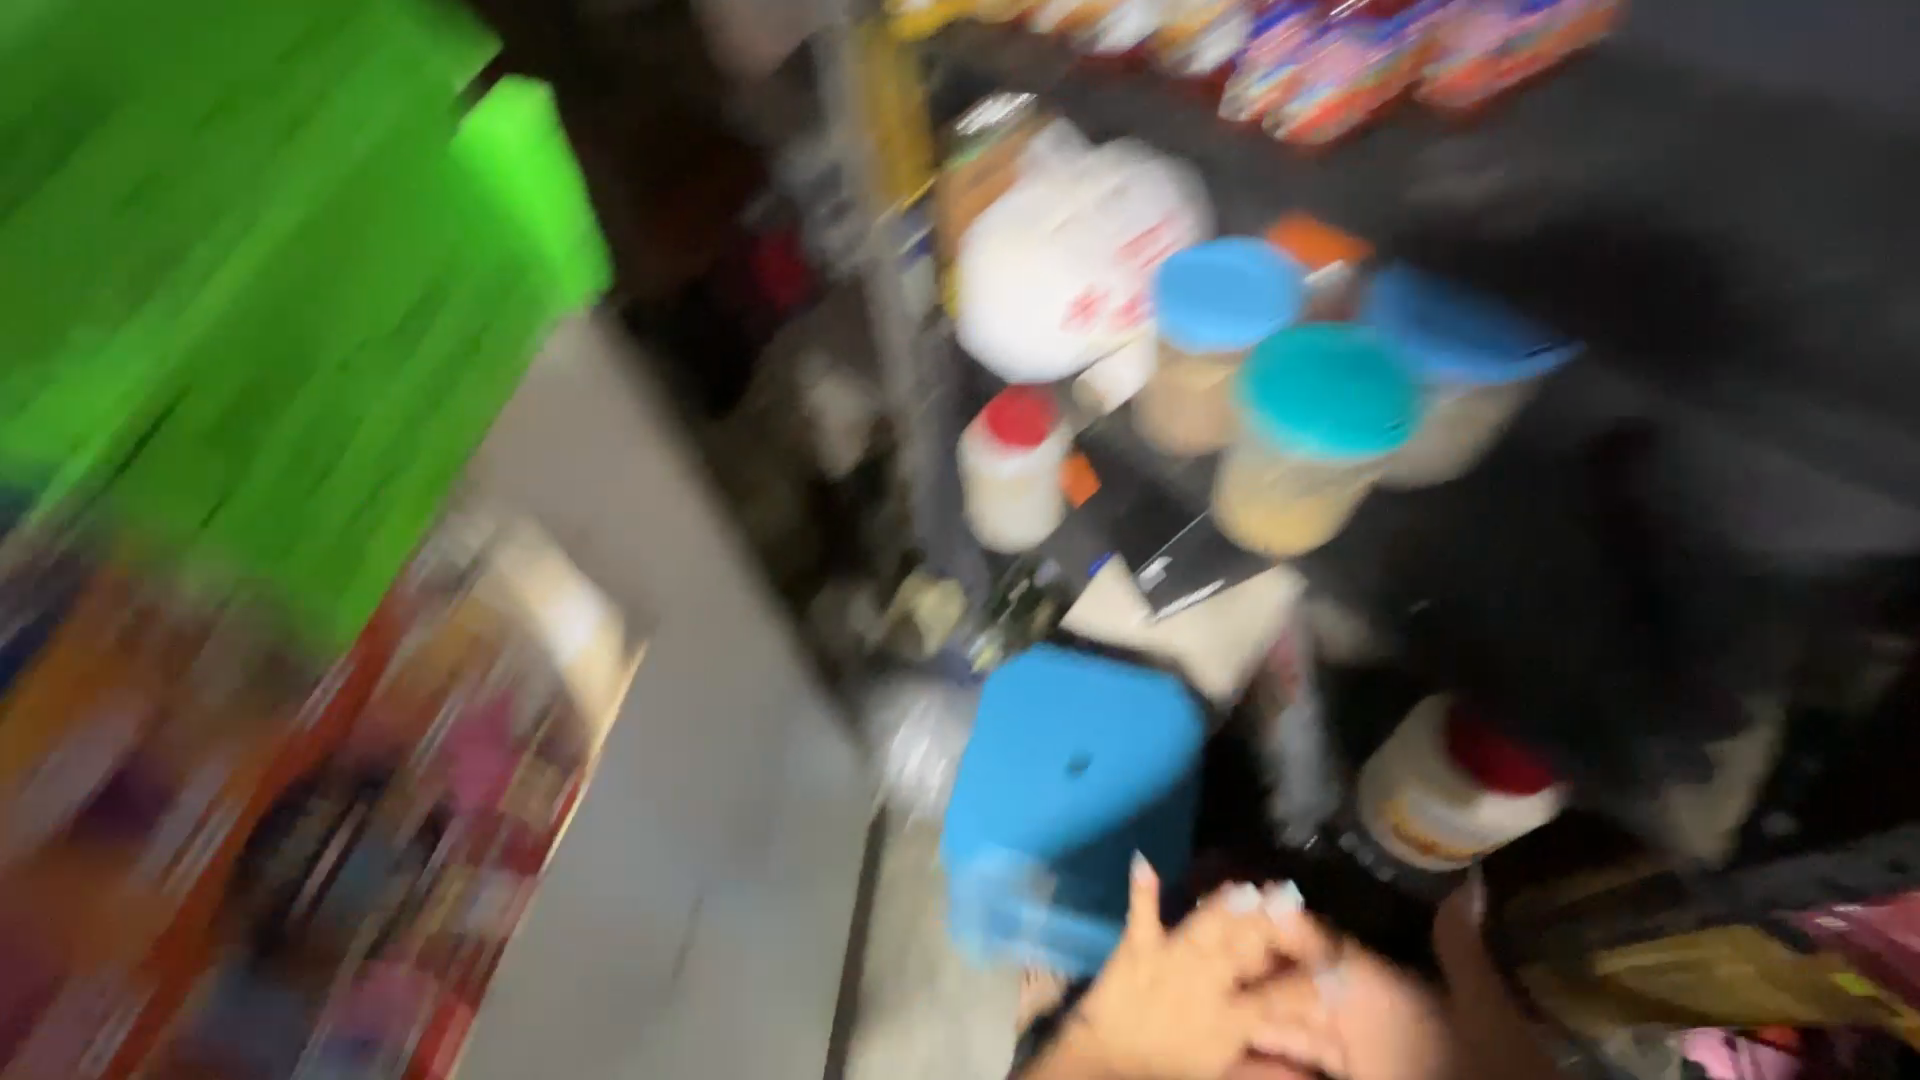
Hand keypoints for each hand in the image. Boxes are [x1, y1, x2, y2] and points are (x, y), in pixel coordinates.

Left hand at [1037, 857, 1342, 1079]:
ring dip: (1221, 908)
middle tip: (1293, 903)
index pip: (1275, 1002)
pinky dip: (1142, 889)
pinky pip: (1140, 915)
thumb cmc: (1166, 1069)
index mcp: (1227, 1022)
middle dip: (1267, 928)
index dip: (1307, 987)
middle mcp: (1203, 987)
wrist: (1106, 1064)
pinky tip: (1142, 860)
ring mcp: (1168, 962)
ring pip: (1201, 931)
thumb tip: (1306, 1069)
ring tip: (1244, 887)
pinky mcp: (1136, 948)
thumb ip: (1263, 1066)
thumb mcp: (1219, 1074)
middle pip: (1241, 954)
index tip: (1336, 969)